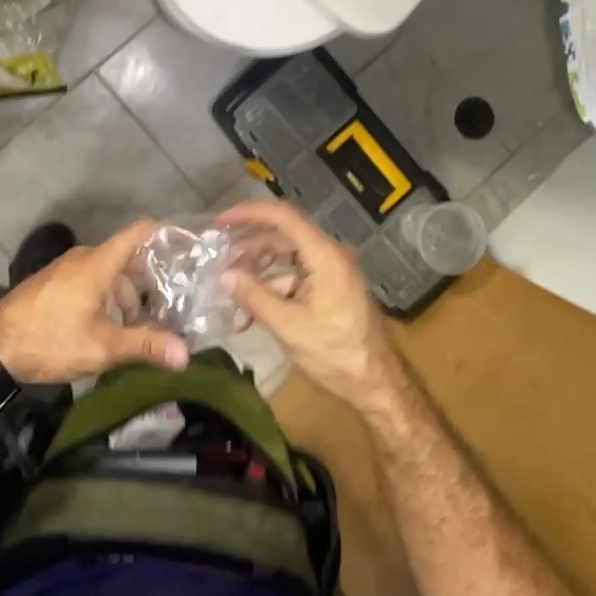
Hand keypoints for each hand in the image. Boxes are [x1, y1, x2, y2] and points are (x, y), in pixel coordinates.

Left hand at [0, 220, 190, 383]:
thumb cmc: (52, 341)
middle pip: (127, 258)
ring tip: (140, 327)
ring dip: (127, 295)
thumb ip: (146, 346)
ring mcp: (65, 269)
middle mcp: (83, 258)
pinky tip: (110, 326)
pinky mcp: (53, 283)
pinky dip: (107, 296)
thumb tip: (187, 355)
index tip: (189, 245)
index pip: (140, 231)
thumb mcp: (103, 348)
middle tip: (173, 303)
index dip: (166, 233)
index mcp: (98, 263)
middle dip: (150, 281)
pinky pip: (90, 280)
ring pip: (108, 272)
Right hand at [217, 201, 405, 409]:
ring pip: (288, 258)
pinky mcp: (332, 288)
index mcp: (325, 255)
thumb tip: (224, 275)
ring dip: (259, 271)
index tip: (220, 222)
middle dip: (249, 247)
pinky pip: (297, 276)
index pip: (283, 217)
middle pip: (283, 236)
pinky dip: (274, 287)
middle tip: (218, 261)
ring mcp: (332, 271)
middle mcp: (330, 255)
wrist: (378, 382)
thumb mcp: (289, 327)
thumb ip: (255, 297)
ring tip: (231, 290)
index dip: (249, 213)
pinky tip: (252, 310)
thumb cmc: (336, 354)